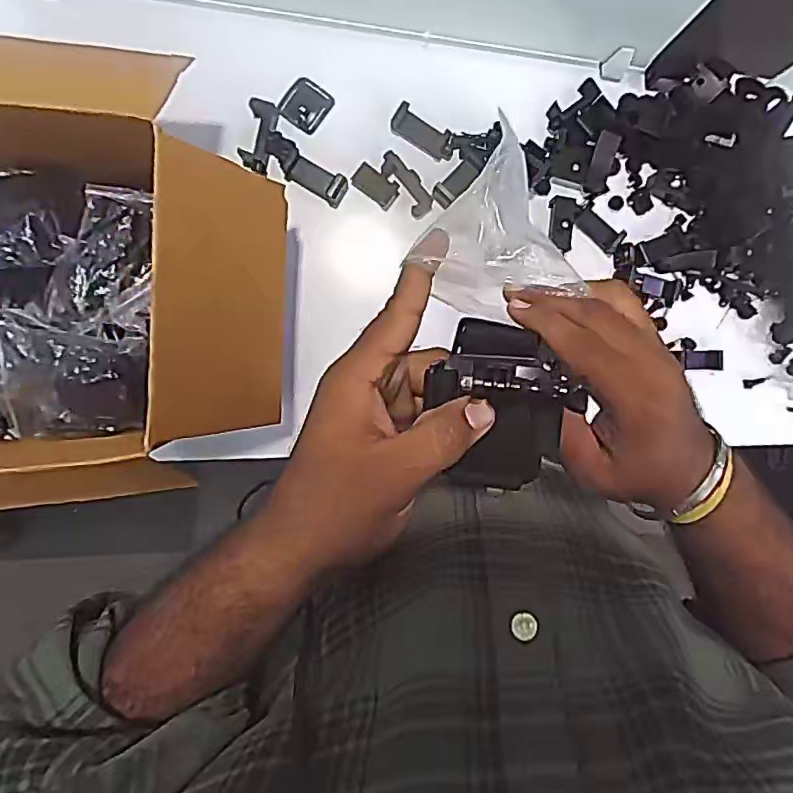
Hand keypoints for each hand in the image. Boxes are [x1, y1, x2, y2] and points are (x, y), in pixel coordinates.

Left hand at [263, 261, 496, 569]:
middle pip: (422, 359)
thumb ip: (446, 436)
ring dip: (449, 407)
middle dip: (456, 376)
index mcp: (357, 380)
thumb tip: (482, 409)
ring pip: (426, 389)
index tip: (435, 247)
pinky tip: (454, 443)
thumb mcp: (397, 471)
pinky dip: (440, 424)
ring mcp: (372, 411)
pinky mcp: (380, 433)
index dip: (419, 279)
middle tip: (489, 396)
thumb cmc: (326, 508)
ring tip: (464, 435)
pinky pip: (420, 414)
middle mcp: (364, 388)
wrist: (303, 546)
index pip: (395, 316)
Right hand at [507, 281, 713, 511]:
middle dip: (548, 300)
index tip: (517, 311)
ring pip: (614, 300)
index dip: (545, 321)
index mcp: (636, 393)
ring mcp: (658, 349)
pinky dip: (595, 295)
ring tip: (540, 294)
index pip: (583, 341)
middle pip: (595, 312)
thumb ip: (565, 433)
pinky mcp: (657, 344)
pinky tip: (574, 298)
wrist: (691, 472)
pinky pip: (627, 305)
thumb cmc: (652, 471)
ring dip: (571, 292)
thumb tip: (543, 397)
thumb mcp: (595, 470)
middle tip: (516, 297)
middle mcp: (651, 362)